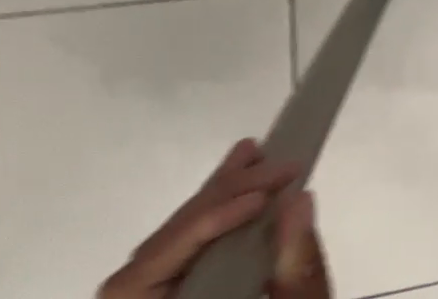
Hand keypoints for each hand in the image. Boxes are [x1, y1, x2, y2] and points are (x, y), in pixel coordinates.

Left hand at [99, 139, 330, 298]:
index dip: (196, 232)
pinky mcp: (182, 298)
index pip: (138, 282)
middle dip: (215, 204)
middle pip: (152, 259)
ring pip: (166, 254)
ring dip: (214, 201)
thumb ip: (297, 267)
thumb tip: (299, 199)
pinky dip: (214, 220)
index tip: (259, 199)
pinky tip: (246, 184)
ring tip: (259, 154)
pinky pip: (182, 262)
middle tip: (277, 165)